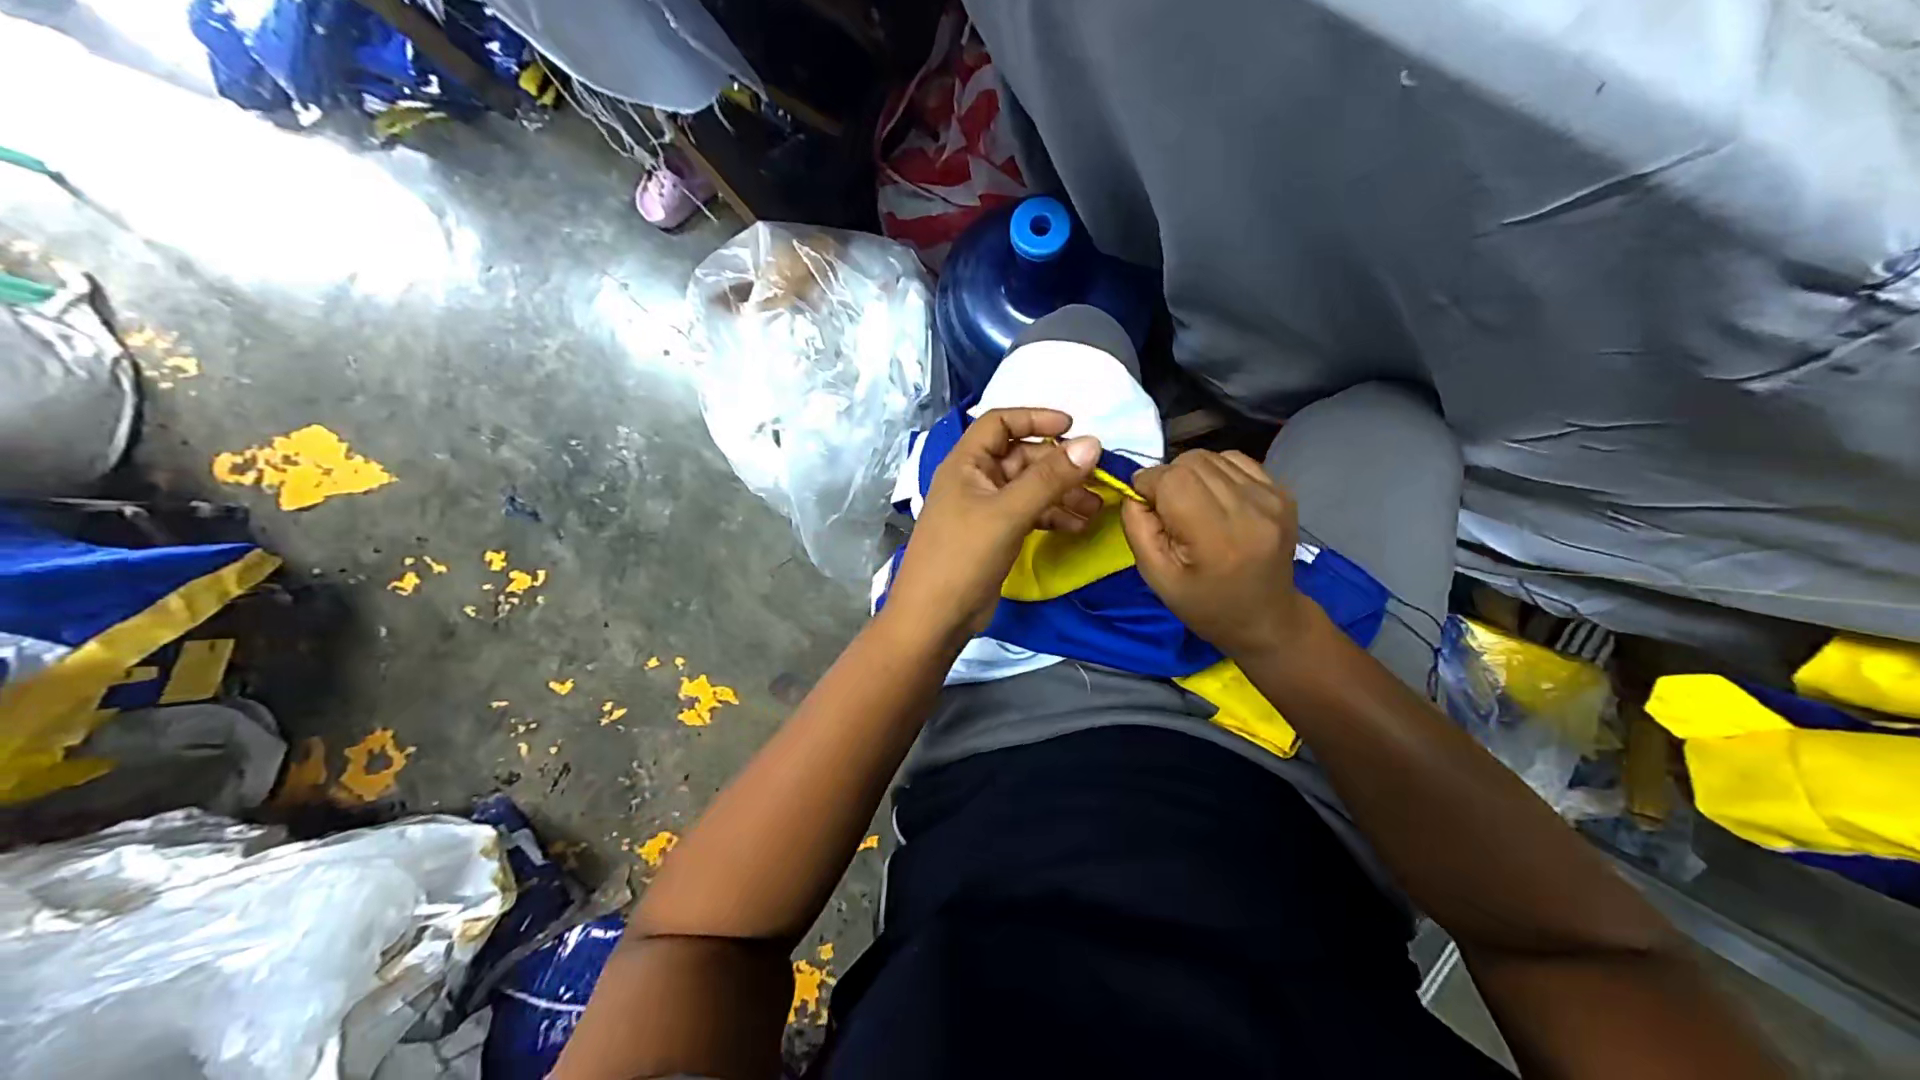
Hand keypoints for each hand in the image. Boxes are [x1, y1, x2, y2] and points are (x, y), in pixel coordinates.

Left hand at [887, 409, 1102, 641]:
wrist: (934, 617)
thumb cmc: (963, 556)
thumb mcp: (1008, 513)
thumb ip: (1050, 478)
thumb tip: (1092, 443)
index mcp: (966, 463)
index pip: (1000, 423)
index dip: (1035, 418)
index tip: (1072, 426)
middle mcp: (974, 480)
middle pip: (1022, 458)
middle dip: (1059, 467)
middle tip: (1096, 480)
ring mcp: (984, 509)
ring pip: (1030, 489)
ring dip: (1062, 494)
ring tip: (1094, 509)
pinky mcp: (994, 534)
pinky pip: (1029, 514)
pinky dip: (1052, 516)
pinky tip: (1078, 526)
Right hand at [1120, 449, 1318, 657]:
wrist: (1266, 618)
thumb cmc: (1205, 605)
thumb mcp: (1157, 577)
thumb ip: (1138, 528)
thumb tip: (1135, 491)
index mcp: (1216, 536)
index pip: (1172, 478)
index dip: (1149, 485)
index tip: (1147, 508)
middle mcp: (1250, 509)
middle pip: (1191, 461)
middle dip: (1168, 478)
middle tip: (1168, 510)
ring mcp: (1271, 498)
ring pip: (1212, 457)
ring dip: (1192, 474)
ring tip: (1194, 506)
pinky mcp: (1282, 492)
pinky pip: (1235, 461)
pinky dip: (1217, 473)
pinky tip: (1217, 501)